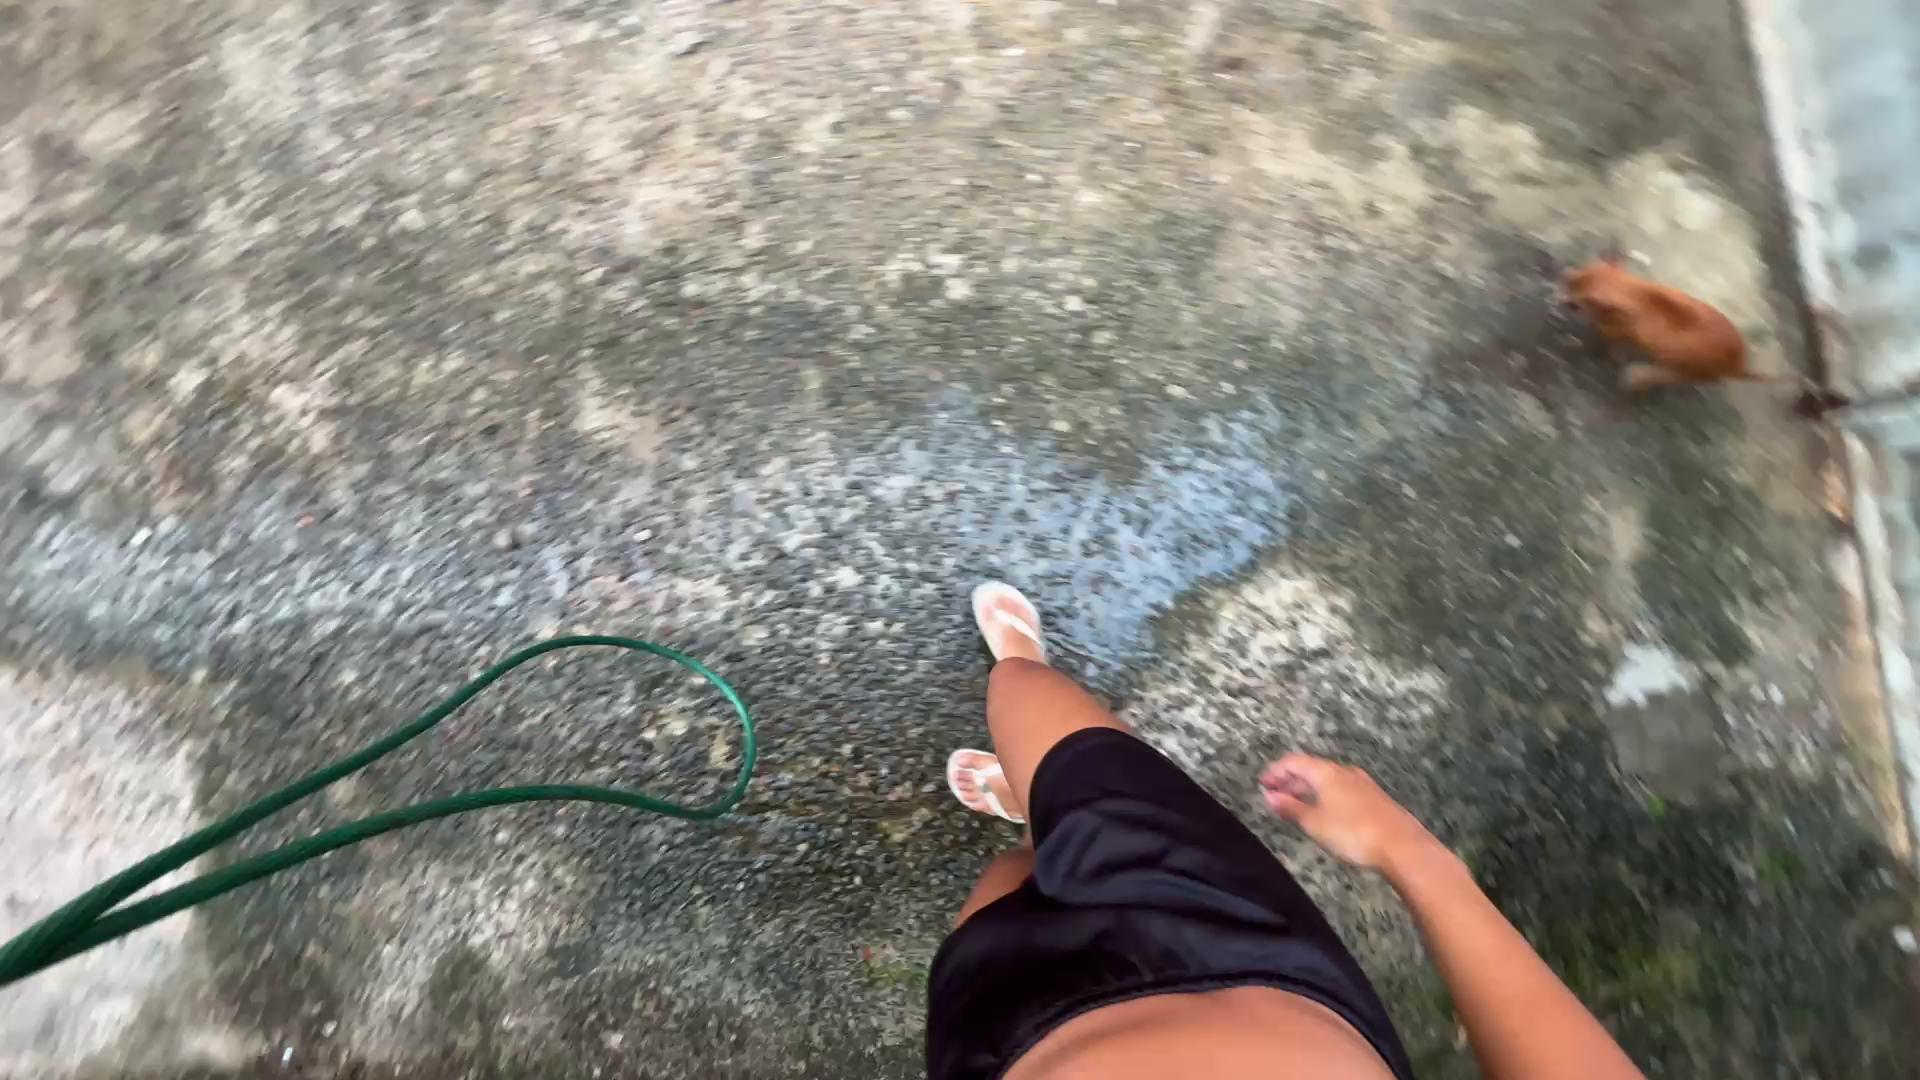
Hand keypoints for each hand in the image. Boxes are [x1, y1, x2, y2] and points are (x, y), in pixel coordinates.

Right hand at [1260, 753, 1433, 870]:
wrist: (1404, 848)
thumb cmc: (1352, 832)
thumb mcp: (1315, 823)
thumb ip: (1291, 808)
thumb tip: (1270, 796)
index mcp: (1326, 773)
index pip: (1294, 762)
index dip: (1276, 771)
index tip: (1263, 783)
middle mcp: (1344, 772)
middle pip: (1311, 769)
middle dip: (1291, 780)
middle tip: (1276, 794)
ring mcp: (1363, 785)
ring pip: (1328, 780)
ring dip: (1309, 789)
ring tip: (1297, 804)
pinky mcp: (1375, 800)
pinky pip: (1342, 790)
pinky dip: (1326, 796)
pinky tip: (1326, 812)